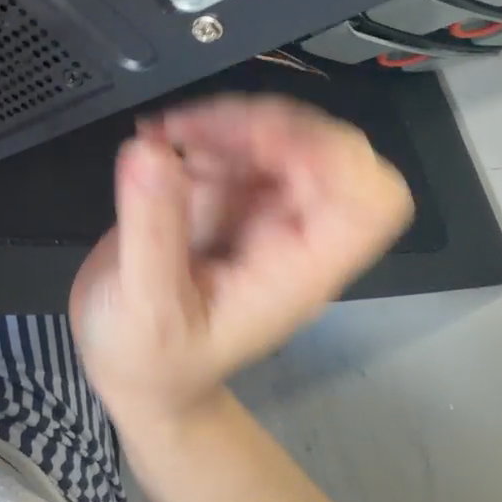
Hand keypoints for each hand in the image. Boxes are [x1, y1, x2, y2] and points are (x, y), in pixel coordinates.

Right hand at [70, 95, 414, 426]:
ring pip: (272, 144)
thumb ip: (150, 230)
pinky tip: (151, 139)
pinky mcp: (212, 204)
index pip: (364, 202)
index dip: (328, 158)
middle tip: (191, 130)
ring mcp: (252, 217)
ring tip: (158, 131)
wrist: (136, 377)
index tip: (251, 143)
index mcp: (295, 269)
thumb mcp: (146, 304)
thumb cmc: (150, 358)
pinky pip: (225, 151)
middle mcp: (286, 235)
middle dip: (264, 126)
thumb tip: (150, 149)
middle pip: (325, 159)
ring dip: (222, 124)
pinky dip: (193, 132)